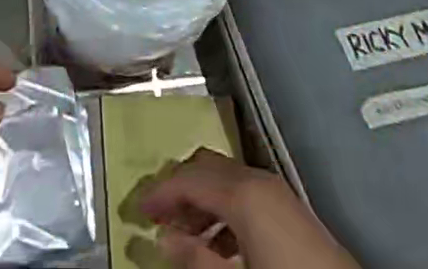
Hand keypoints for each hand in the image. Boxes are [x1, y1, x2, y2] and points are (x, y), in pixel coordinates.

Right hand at [137, 149, 360, 268]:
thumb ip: (197, 259)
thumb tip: (165, 240)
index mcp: (242, 192)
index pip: (188, 179)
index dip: (160, 193)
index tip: (137, 212)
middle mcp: (257, 180)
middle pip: (206, 168)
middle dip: (179, 189)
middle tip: (157, 217)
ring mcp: (277, 193)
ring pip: (226, 181)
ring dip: (201, 202)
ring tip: (183, 237)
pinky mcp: (290, 211)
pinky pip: (245, 197)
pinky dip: (223, 212)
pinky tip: (218, 246)